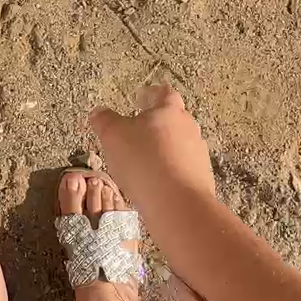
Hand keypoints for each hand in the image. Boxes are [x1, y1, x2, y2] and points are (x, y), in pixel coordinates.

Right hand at [88, 84, 214, 203]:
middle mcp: (189, 128)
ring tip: (146, 160)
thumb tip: (98, 111)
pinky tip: (157, 183)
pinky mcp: (202, 181)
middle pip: (174, 119)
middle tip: (139, 131)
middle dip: (158, 123)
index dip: (151, 94)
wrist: (179, 206)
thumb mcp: (113, 136)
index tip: (139, 98)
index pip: (164, 93)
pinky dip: (171, 171)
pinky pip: (184, 169)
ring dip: (165, 149)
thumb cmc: (144, 161)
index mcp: (169, 111)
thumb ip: (104, 120)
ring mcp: (199, 156)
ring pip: (180, 145)